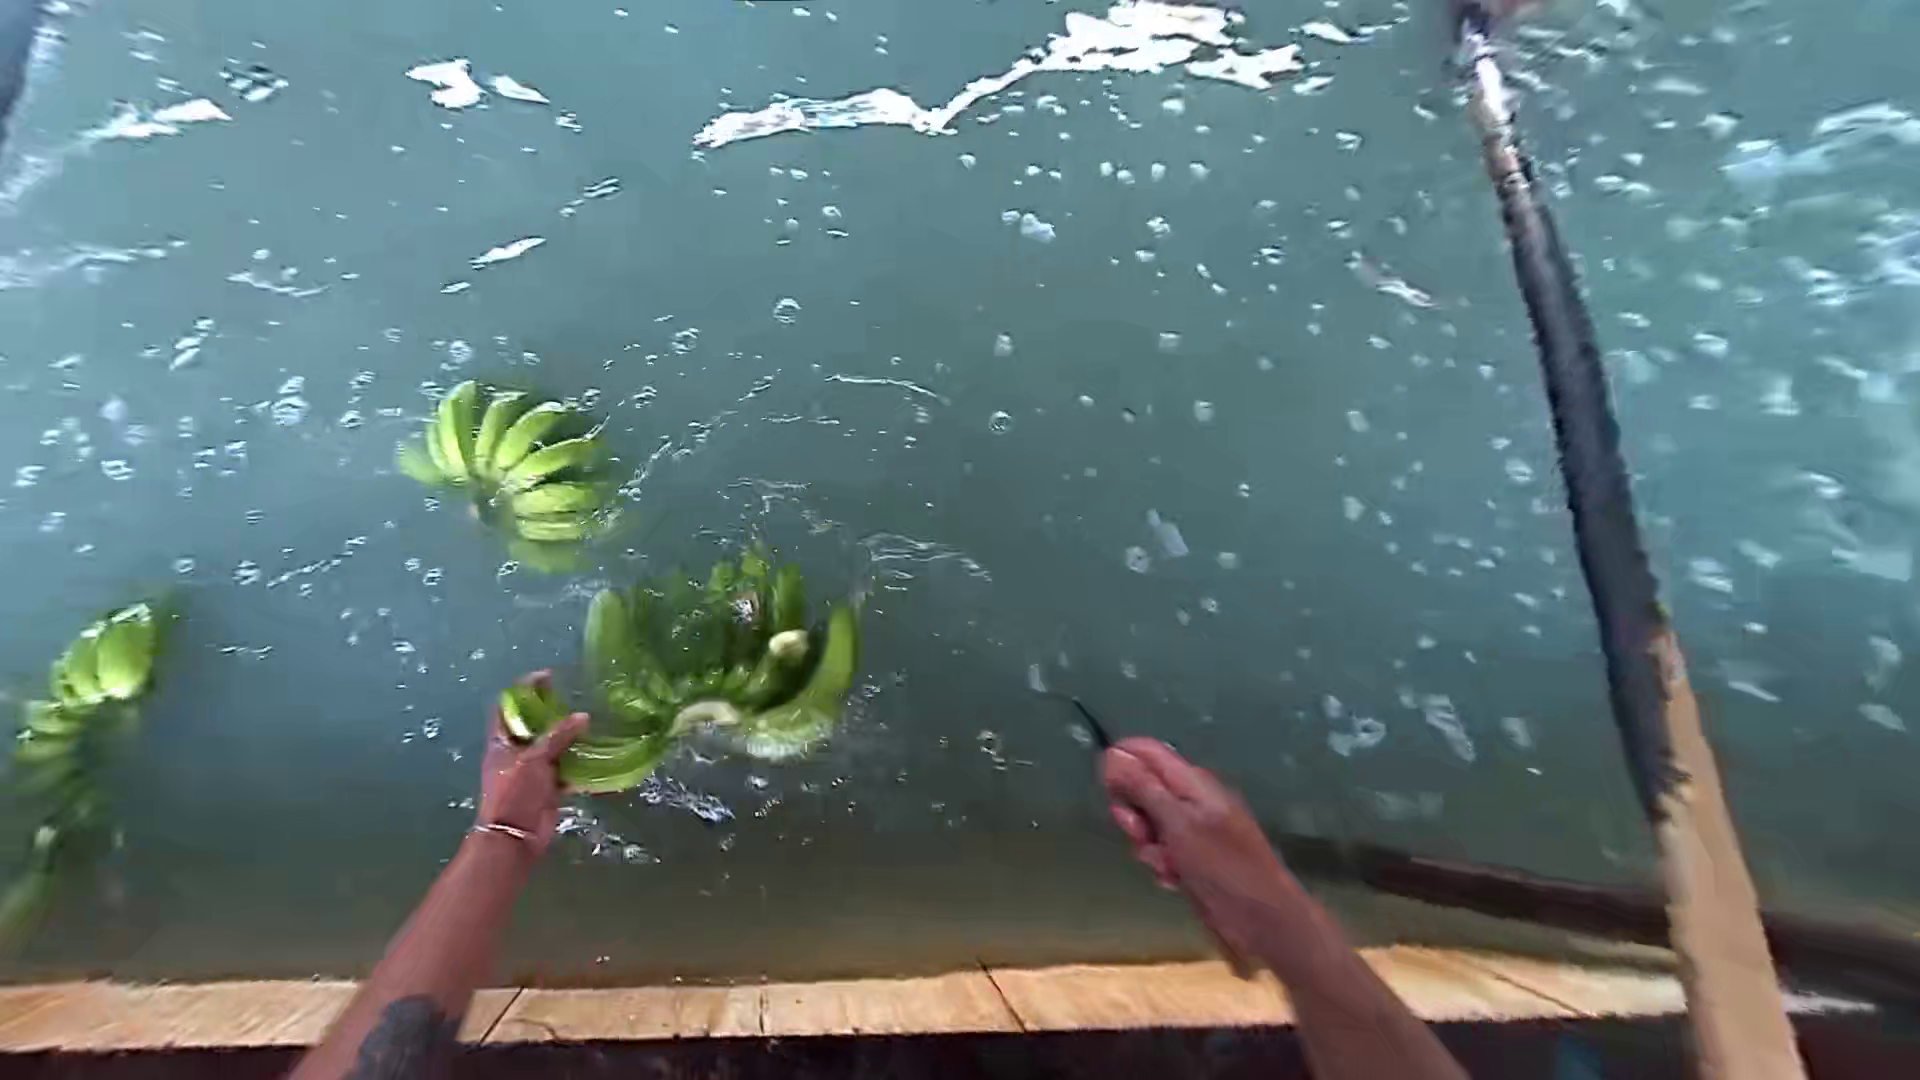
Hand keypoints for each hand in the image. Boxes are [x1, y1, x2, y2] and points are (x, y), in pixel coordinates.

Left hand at [477, 671, 587, 856]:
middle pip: (533, 723)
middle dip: (552, 708)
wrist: (515, 836)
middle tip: (575, 695)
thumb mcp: (533, 759)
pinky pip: (567, 765)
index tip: (547, 676)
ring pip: (553, 743)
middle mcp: (516, 752)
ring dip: (570, 733)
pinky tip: (598, 749)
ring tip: (592, 718)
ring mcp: (533, 768)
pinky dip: (581, 757)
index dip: (524, 690)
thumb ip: (558, 736)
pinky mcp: (550, 784)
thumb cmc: (515, 793)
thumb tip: (583, 716)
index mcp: (502, 743)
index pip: (508, 708)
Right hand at [1102, 737, 1303, 967]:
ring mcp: (1192, 826)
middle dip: (1132, 812)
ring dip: (1147, 843)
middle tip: (1140, 834)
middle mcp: (1189, 796)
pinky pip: (1161, 847)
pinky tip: (1173, 879)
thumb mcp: (1177, 823)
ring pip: (1147, 821)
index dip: (1121, 762)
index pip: (1144, 750)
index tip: (1108, 789)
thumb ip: (1142, 787)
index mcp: (1189, 780)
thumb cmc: (1223, 866)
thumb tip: (1113, 752)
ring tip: (1164, 864)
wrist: (1266, 921)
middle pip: (1141, 786)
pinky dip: (1161, 861)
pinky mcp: (1193, 854)